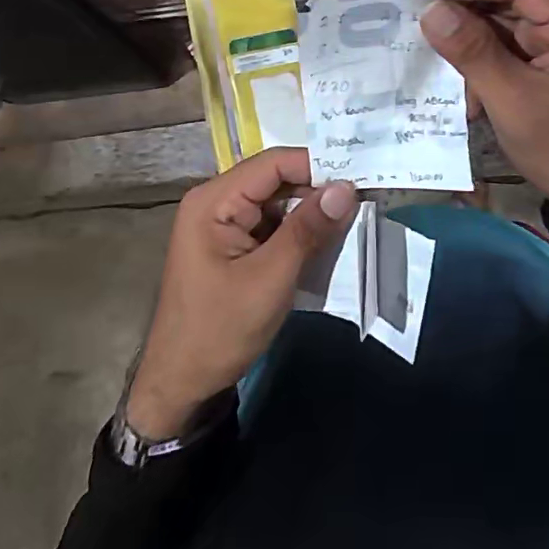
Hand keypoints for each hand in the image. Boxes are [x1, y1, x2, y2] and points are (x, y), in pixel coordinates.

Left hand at [127, 148, 358, 438]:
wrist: (182, 383)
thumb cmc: (220, 329)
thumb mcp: (270, 278)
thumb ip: (307, 229)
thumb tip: (346, 187)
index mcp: (214, 201)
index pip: (272, 164)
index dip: (316, 165)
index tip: (359, 176)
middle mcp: (217, 203)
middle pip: (276, 180)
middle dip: (318, 189)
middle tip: (366, 197)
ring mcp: (225, 225)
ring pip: (279, 203)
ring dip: (313, 213)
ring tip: (356, 216)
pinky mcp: (235, 246)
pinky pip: (274, 226)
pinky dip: (301, 232)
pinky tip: (330, 241)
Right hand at [418, 0, 548, 253]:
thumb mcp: (512, 102)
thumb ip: (472, 52)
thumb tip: (431, 11)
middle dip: (466, 8)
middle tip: (419, 17)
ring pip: (510, 19)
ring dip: (473, 36)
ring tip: (435, 48)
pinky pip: (516, 43)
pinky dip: (487, 56)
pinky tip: (463, 75)